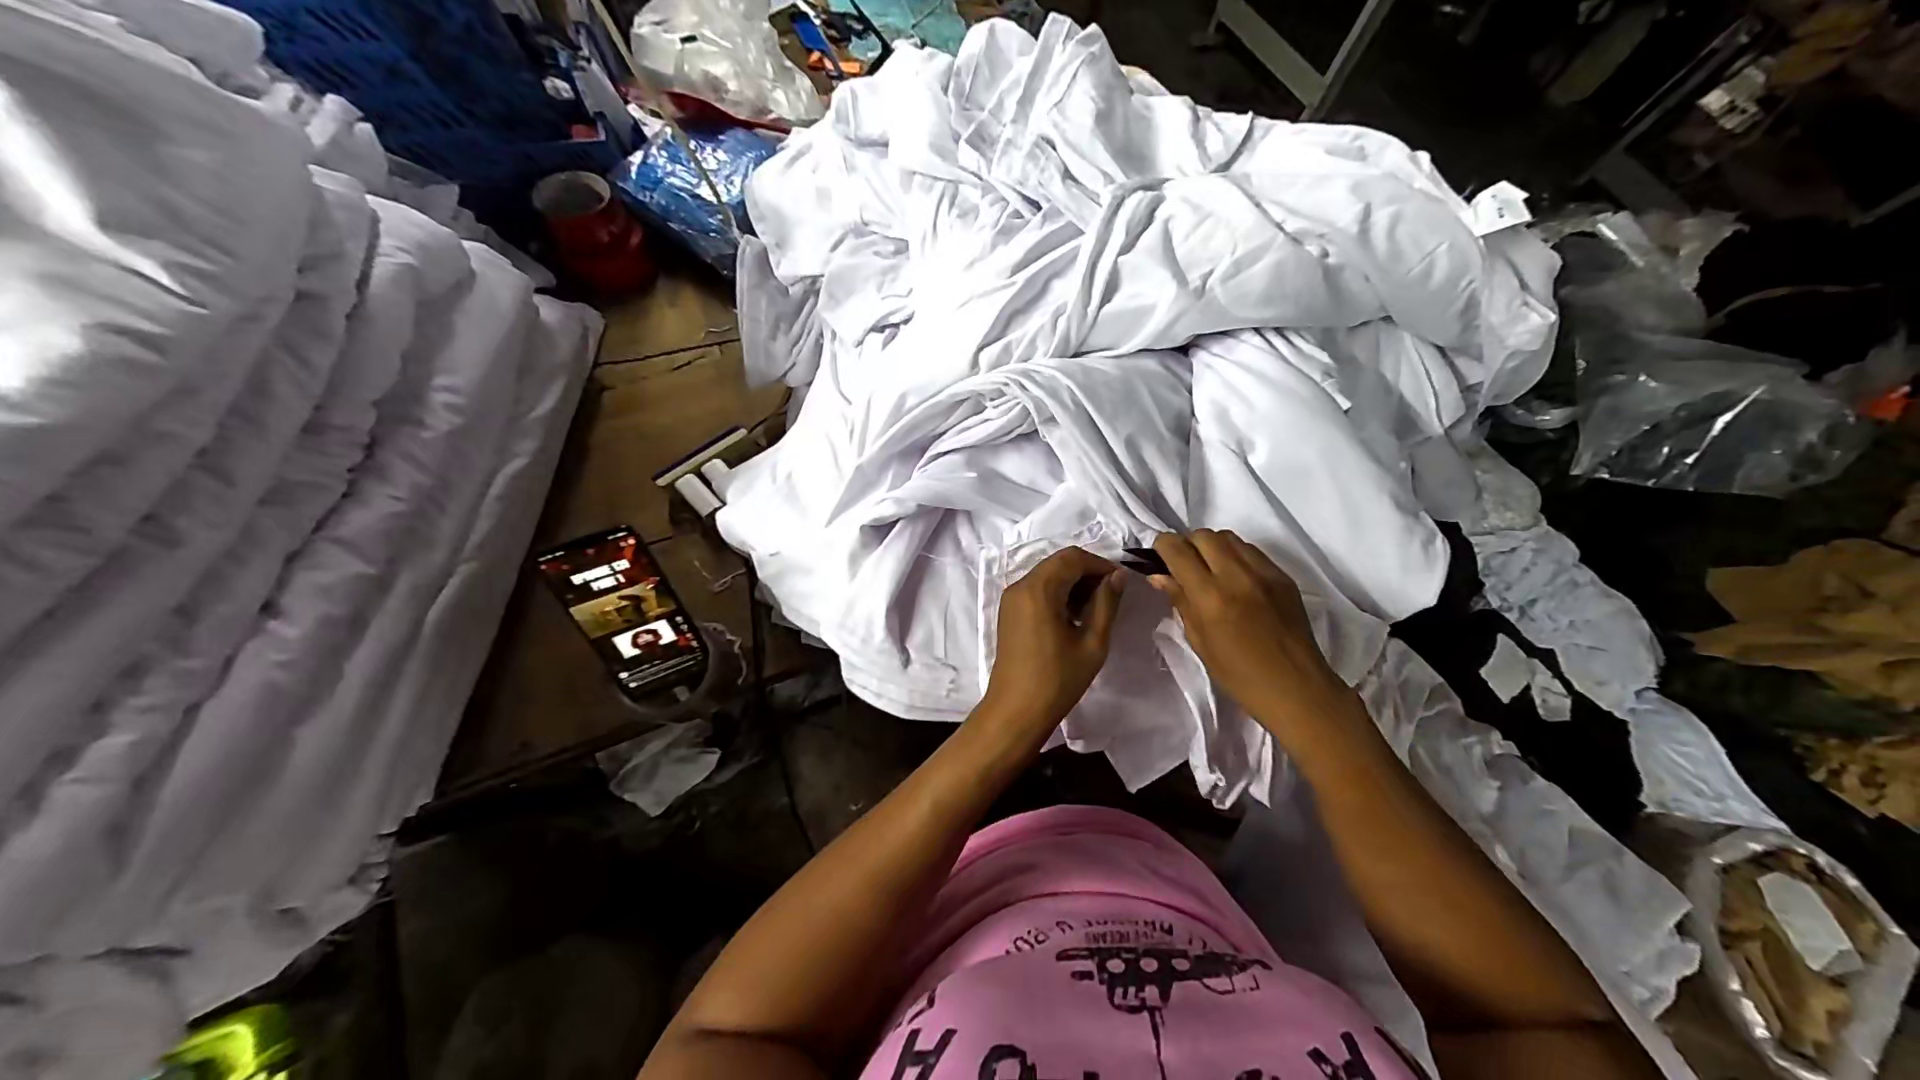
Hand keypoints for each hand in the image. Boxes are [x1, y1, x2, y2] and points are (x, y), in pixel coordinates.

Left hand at [978, 546, 1123, 740]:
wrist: (1016, 710)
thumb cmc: (1058, 680)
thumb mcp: (1092, 642)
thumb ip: (1106, 603)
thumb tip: (1118, 577)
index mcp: (1038, 589)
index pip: (1073, 558)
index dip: (1100, 564)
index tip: (1121, 583)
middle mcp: (1020, 586)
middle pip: (1058, 562)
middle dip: (1087, 572)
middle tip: (1110, 596)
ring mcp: (1011, 599)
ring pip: (1047, 574)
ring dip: (1073, 583)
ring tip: (1095, 609)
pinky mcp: (1009, 612)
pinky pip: (1037, 589)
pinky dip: (1057, 593)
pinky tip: (1074, 617)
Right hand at [1147, 530, 1343, 719]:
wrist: (1296, 687)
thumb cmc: (1239, 674)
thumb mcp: (1199, 641)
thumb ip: (1180, 602)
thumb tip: (1160, 576)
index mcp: (1210, 597)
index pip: (1178, 550)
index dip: (1163, 547)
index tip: (1159, 557)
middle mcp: (1237, 576)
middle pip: (1203, 535)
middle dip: (1187, 544)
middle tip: (1184, 565)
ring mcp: (1264, 573)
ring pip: (1229, 537)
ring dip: (1212, 546)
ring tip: (1210, 569)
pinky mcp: (1283, 576)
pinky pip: (1252, 551)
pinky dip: (1236, 555)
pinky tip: (1235, 578)